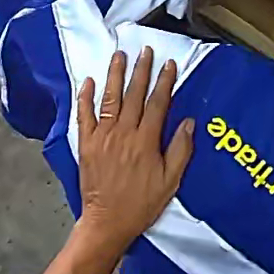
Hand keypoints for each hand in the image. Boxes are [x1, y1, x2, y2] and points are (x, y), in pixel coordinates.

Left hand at [74, 47, 194, 250]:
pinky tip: (90, 81)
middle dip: (141, 70)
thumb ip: (180, 149)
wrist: (107, 222)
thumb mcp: (171, 180)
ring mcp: (102, 137)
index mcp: (145, 140)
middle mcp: (123, 133)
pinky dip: (86, 97)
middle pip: (134, 95)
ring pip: (110, 99)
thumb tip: (188, 121)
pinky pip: (85, 116)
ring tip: (119, 56)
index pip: (158, 103)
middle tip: (146, 51)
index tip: (170, 64)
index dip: (165, 82)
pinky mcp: (86, 144)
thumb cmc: (142, 203)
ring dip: (115, 75)